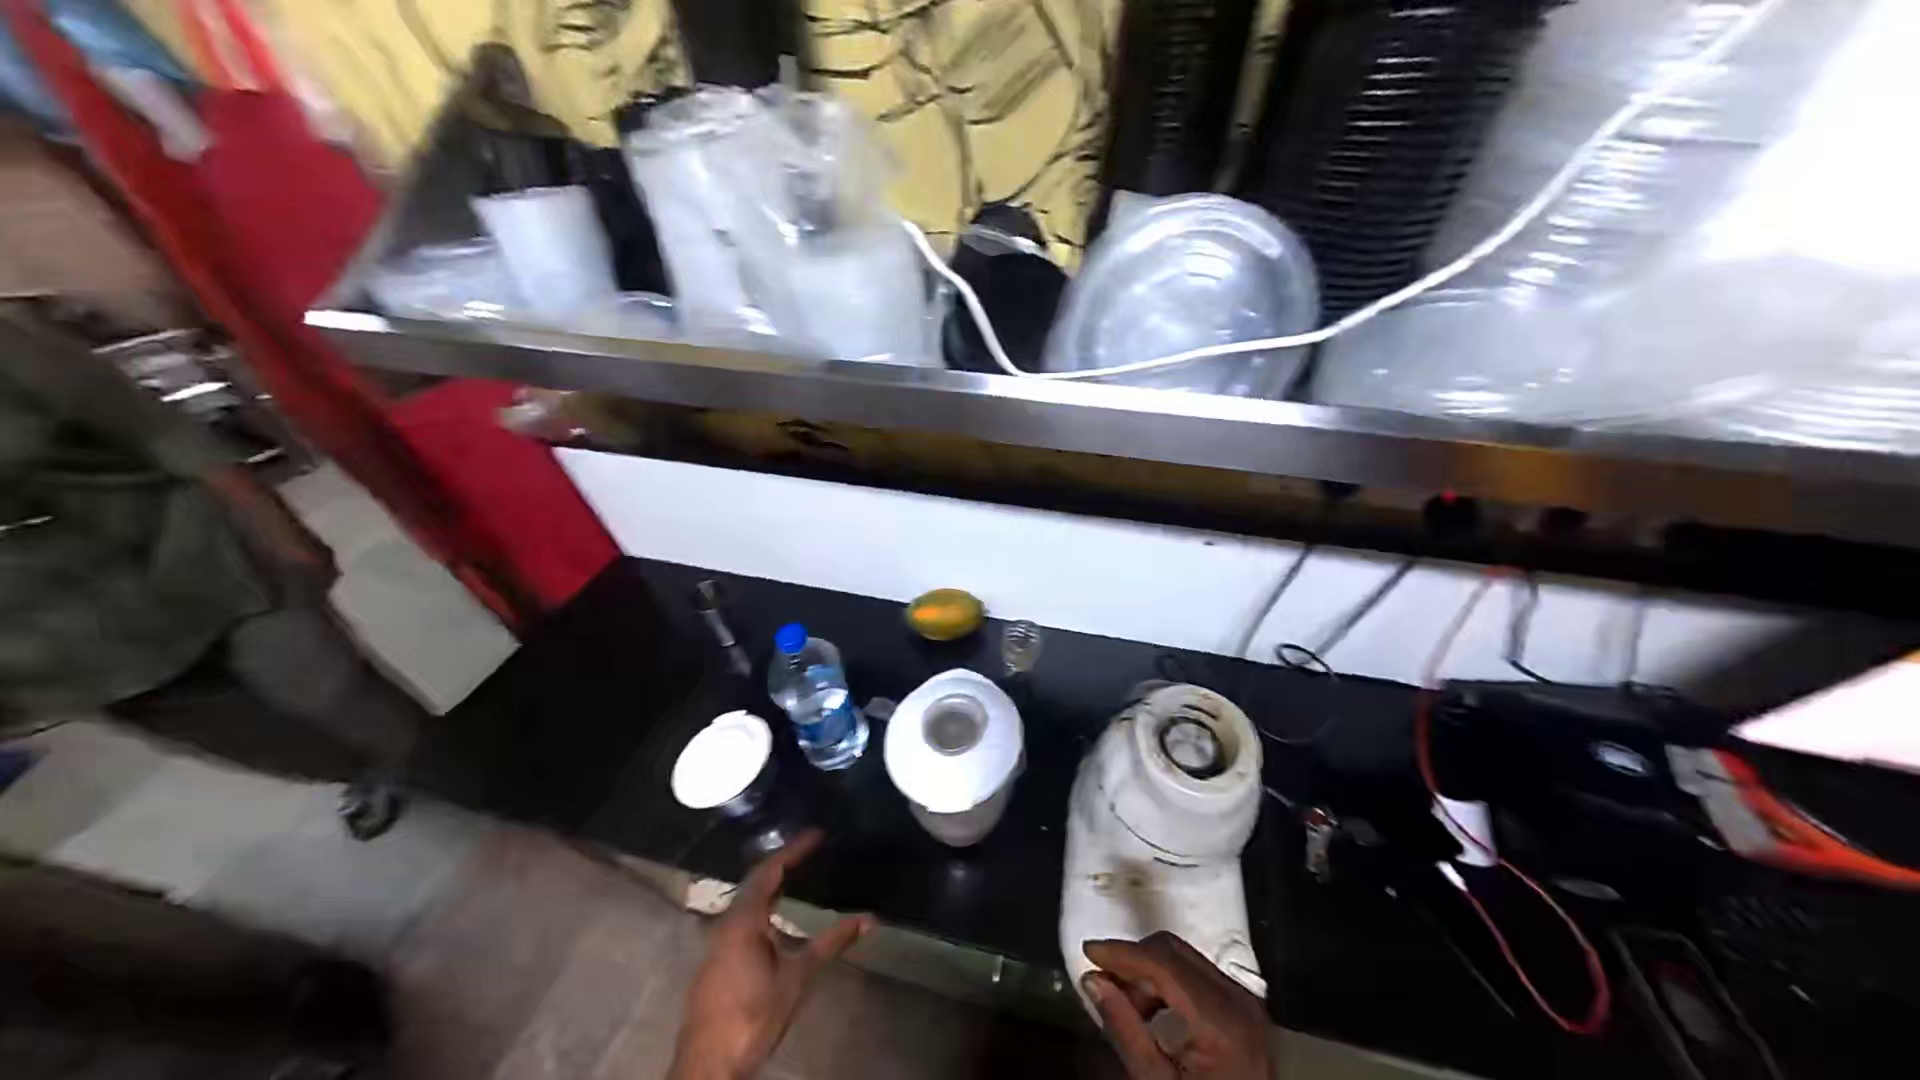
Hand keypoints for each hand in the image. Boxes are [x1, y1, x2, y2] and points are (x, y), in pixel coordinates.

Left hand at [669, 831, 874, 1079]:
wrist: (708, 1065)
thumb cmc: (754, 1015)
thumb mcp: (798, 978)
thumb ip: (832, 943)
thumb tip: (870, 918)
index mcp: (743, 920)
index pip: (770, 870)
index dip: (794, 850)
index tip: (817, 834)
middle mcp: (726, 923)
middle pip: (756, 881)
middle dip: (784, 862)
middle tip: (811, 850)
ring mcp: (717, 942)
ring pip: (746, 900)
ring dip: (771, 884)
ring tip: (798, 874)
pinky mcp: (717, 959)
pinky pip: (741, 916)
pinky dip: (762, 904)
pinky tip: (777, 914)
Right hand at [1082, 932, 1273, 1079]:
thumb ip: (1125, 1030)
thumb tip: (1092, 980)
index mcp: (1220, 1020)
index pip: (1163, 964)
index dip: (1122, 953)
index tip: (1088, 951)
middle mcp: (1236, 997)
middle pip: (1172, 951)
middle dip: (1133, 961)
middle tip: (1104, 984)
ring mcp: (1244, 999)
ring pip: (1183, 958)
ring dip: (1148, 970)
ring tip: (1126, 1005)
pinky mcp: (1243, 1005)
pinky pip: (1196, 973)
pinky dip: (1167, 980)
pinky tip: (1151, 1010)